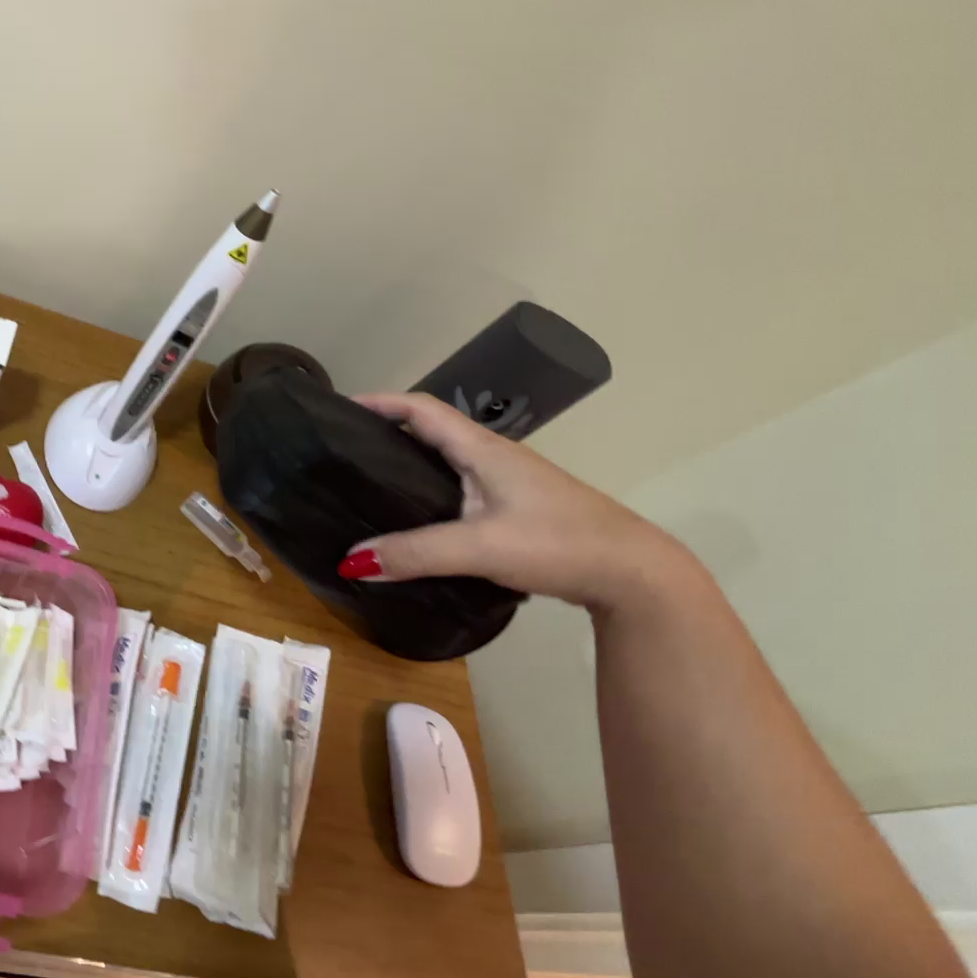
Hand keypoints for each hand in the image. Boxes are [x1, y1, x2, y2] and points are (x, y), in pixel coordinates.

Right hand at [338, 393, 694, 611]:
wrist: (634, 574)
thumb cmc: (559, 543)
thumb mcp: (481, 547)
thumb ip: (415, 553)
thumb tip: (349, 561)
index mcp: (483, 450)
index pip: (422, 409)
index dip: (381, 403)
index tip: (342, 409)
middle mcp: (493, 458)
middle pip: (430, 433)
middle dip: (386, 434)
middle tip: (345, 452)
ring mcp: (508, 484)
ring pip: (445, 463)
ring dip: (408, 465)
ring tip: (369, 486)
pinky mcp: (516, 511)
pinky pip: (458, 490)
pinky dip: (428, 495)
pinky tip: (415, 523)